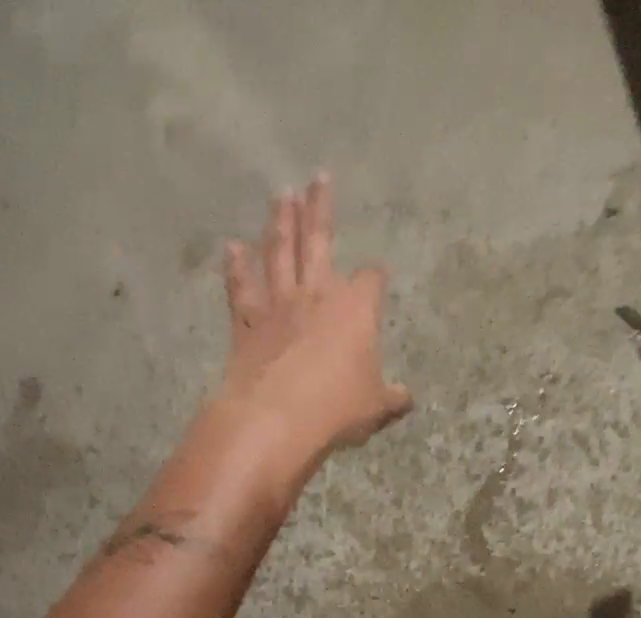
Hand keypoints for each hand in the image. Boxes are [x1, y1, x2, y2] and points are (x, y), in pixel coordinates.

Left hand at [217, 173, 411, 461]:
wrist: (275, 418)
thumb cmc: (336, 408)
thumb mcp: (376, 406)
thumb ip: (392, 397)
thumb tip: (407, 399)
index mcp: (356, 310)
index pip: (371, 281)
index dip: (376, 276)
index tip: (378, 273)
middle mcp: (317, 295)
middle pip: (320, 242)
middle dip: (321, 209)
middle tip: (319, 177)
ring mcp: (278, 306)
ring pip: (279, 254)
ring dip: (280, 223)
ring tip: (280, 195)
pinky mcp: (247, 324)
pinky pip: (241, 289)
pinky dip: (236, 268)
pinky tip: (232, 247)